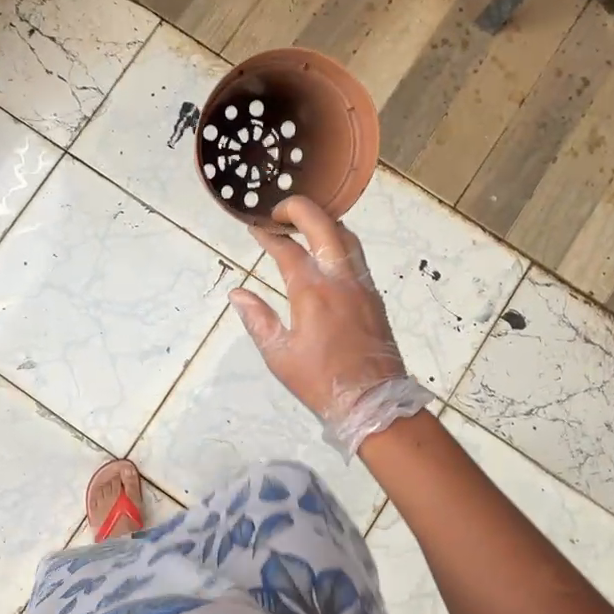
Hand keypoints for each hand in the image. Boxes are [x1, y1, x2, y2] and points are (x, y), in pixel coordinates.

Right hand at [229, 197, 430, 453]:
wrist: (375, 403)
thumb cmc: (322, 382)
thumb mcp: (279, 356)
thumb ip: (258, 320)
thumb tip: (237, 293)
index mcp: (313, 292)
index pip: (287, 250)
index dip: (268, 235)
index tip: (253, 227)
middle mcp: (341, 280)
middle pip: (324, 226)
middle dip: (299, 210)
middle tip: (278, 212)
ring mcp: (362, 285)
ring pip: (346, 237)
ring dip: (322, 223)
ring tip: (300, 226)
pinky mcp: (373, 296)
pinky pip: (355, 255)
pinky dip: (337, 241)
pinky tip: (323, 252)